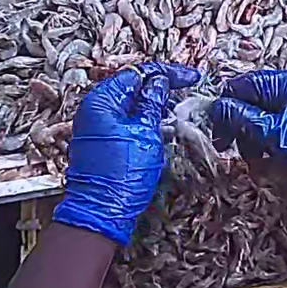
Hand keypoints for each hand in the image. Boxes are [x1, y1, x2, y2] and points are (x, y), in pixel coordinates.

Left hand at [52, 62, 201, 244]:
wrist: (100, 213)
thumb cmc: (121, 175)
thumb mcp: (145, 133)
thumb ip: (152, 102)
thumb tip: (159, 81)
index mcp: (102, 100)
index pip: (137, 74)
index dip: (166, 74)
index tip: (191, 77)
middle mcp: (95, 109)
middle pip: (132, 87)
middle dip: (160, 87)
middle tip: (187, 90)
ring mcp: (96, 126)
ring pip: (130, 105)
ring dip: (153, 104)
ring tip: (177, 109)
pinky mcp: (102, 142)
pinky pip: (125, 121)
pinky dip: (144, 120)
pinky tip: (161, 126)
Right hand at [209, 70, 286, 197]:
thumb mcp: (274, 133)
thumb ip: (242, 118)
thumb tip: (216, 106)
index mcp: (284, 83)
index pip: (240, 85)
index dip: (224, 107)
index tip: (216, 130)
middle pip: (249, 101)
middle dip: (238, 126)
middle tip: (229, 148)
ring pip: (260, 117)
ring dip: (251, 138)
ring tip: (254, 159)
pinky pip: (276, 127)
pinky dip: (267, 142)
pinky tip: (268, 160)